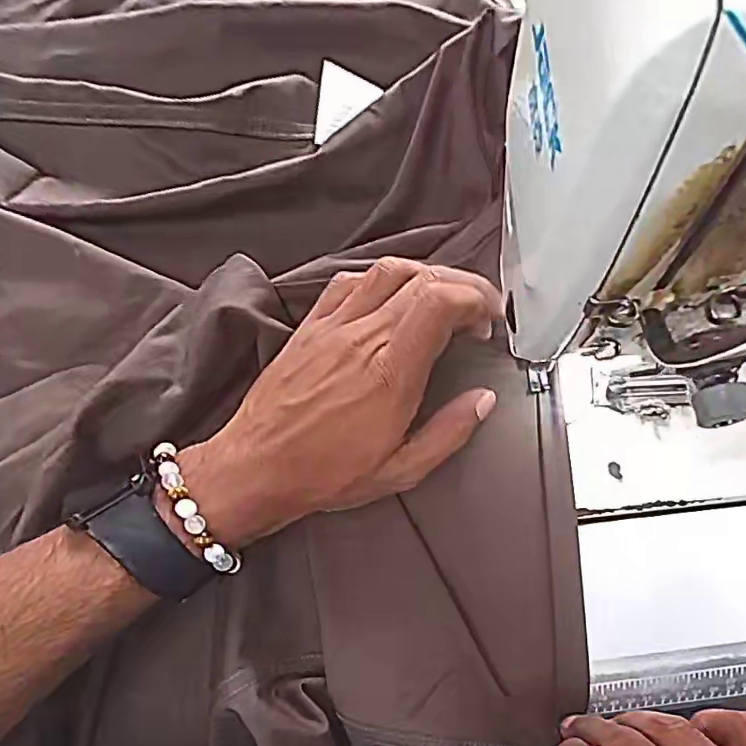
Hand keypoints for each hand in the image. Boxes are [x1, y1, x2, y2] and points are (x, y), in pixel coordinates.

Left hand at [173, 258, 503, 545]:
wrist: (257, 467)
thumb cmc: (322, 474)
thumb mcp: (400, 471)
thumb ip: (448, 433)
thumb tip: (481, 402)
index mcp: (390, 375)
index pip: (441, 302)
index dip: (476, 298)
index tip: (488, 317)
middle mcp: (361, 340)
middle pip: (422, 279)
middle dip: (462, 285)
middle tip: (477, 308)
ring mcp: (332, 329)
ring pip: (387, 271)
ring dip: (425, 275)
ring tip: (442, 297)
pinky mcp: (309, 328)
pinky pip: (349, 282)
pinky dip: (380, 278)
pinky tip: (390, 296)